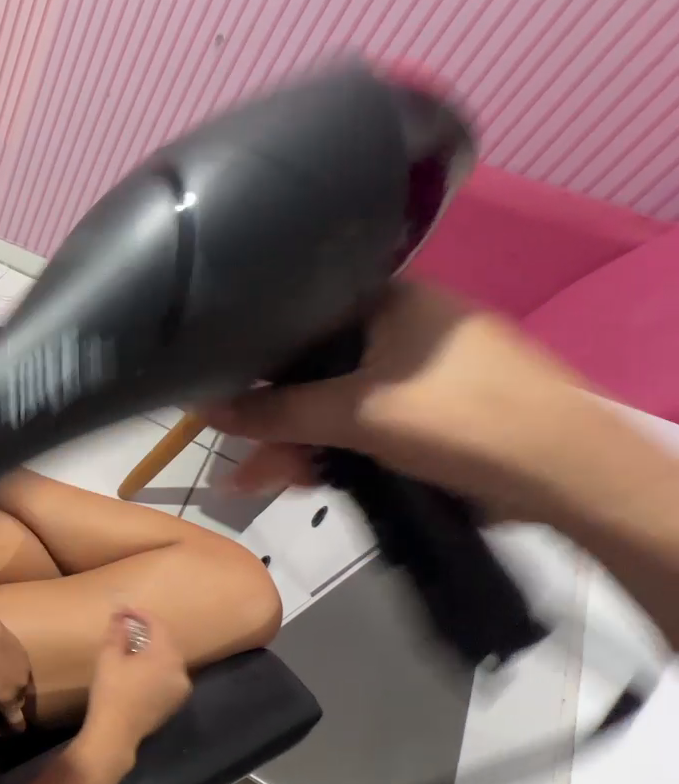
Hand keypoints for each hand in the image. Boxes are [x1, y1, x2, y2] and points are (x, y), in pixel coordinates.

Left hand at [0, 595, 36, 732]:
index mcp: (6, 696)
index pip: (17, 725)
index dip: (6, 731)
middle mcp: (21, 686)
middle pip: (19, 706)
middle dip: (6, 709)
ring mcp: (25, 668)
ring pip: (22, 688)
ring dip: (11, 691)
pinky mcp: (24, 652)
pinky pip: (21, 671)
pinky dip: (12, 674)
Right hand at [81, 610, 189, 754]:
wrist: (118, 730)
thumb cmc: (111, 689)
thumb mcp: (109, 656)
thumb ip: (118, 631)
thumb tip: (121, 613)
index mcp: (165, 657)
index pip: (159, 626)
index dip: (142, 615)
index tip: (124, 610)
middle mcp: (180, 670)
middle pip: (168, 642)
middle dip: (150, 630)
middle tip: (128, 623)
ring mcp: (181, 688)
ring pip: (170, 659)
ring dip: (155, 647)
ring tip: (134, 643)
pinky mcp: (176, 701)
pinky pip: (170, 674)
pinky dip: (158, 664)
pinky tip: (141, 666)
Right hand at [197, 283, 591, 523]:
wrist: (582, 483)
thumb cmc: (463, 422)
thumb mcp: (353, 415)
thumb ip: (273, 411)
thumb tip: (201, 409)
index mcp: (392, 299)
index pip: (298, 309)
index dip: (252, 347)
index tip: (219, 381)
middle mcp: (405, 324)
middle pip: (313, 365)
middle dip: (273, 417)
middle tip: (242, 457)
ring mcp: (425, 369)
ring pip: (336, 399)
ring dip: (298, 441)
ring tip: (263, 483)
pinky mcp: (439, 407)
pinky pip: (365, 418)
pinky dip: (334, 445)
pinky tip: (307, 476)